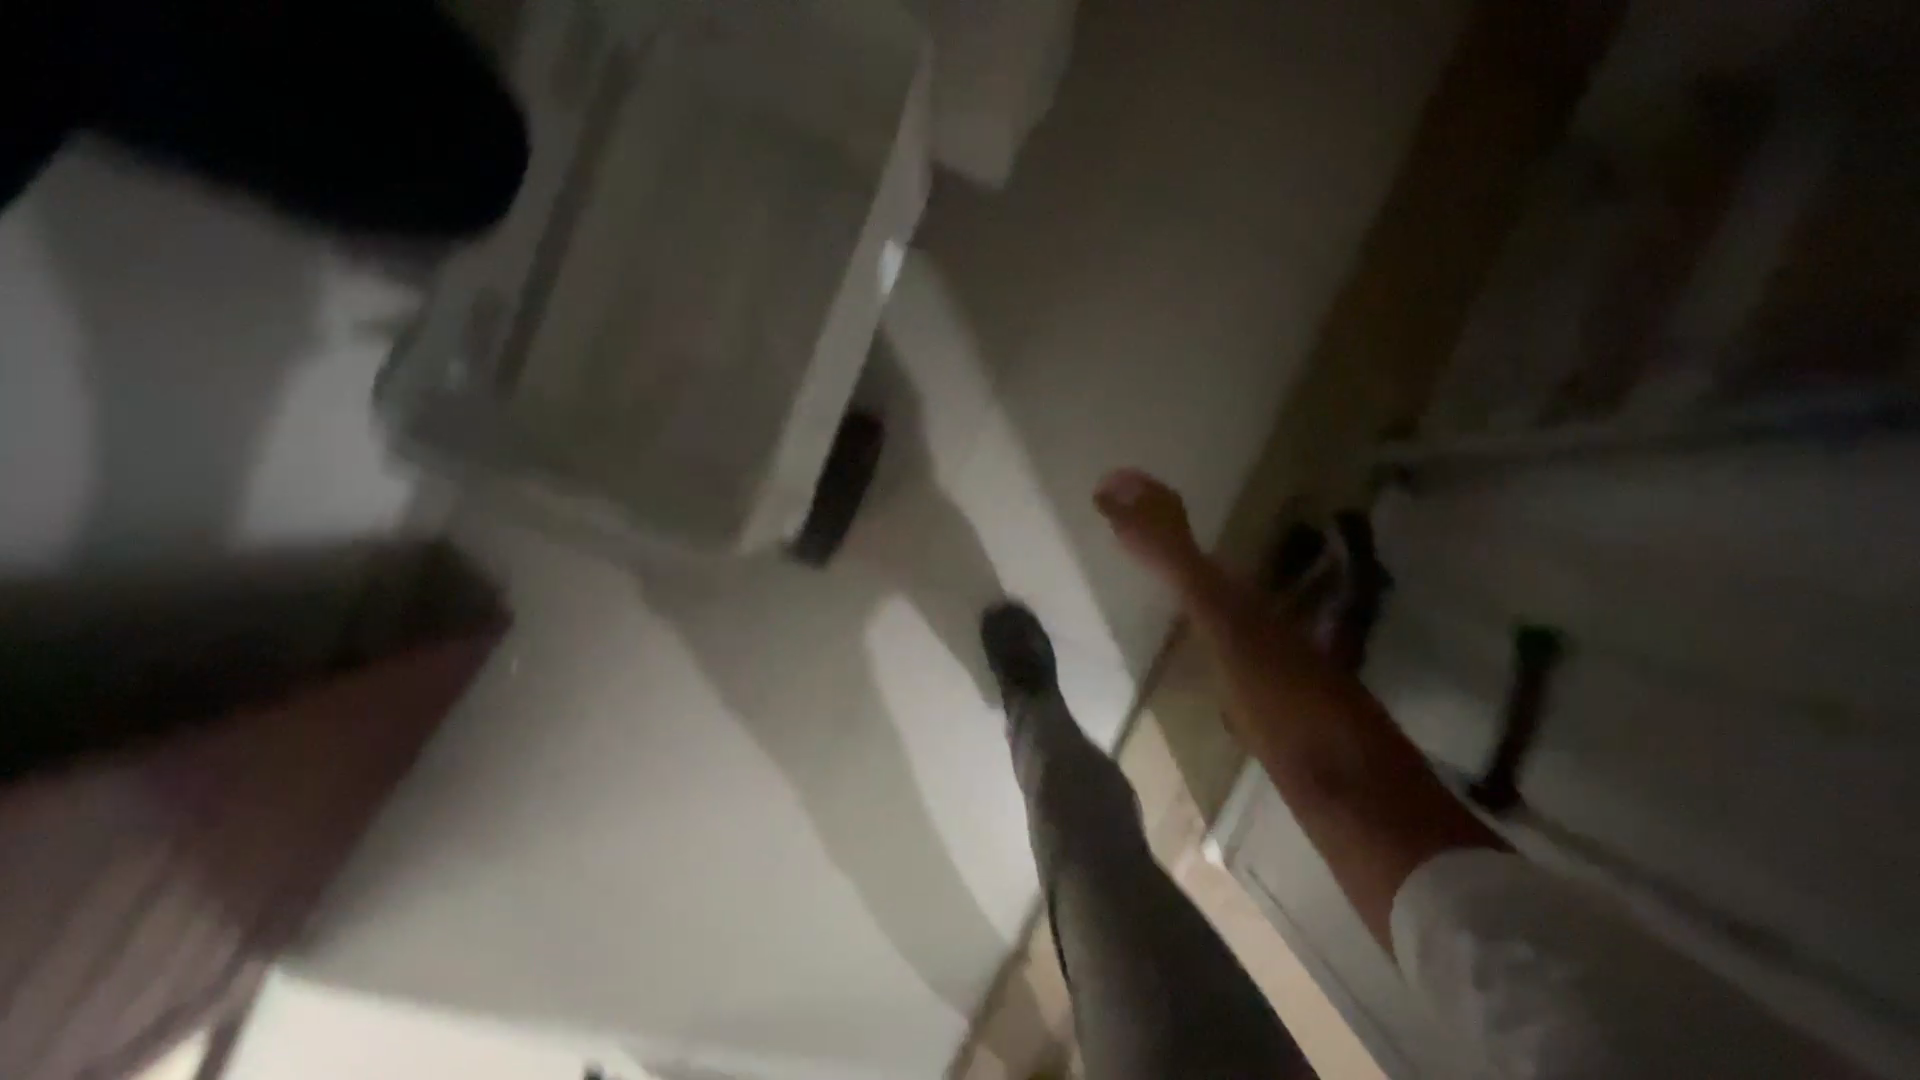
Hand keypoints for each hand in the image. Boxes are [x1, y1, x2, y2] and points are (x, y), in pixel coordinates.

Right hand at [1094, 468, 1205, 590]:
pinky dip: (1141, 515)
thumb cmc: (1149, 542)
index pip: (1130, 476)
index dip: (1112, 480)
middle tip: (1105, 500)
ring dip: (1131, 504)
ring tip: (1116, 514)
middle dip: (1122, 491)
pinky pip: (1154, 514)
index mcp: (1155, 489)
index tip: (1098, 488)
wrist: (1180, 568)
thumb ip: (1108, 505)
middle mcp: (1168, 495)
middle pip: (1140, 486)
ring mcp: (1176, 511)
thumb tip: (1097, 494)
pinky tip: (1133, 527)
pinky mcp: (1178, 527)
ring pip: (1148, 501)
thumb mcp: (1122, 523)